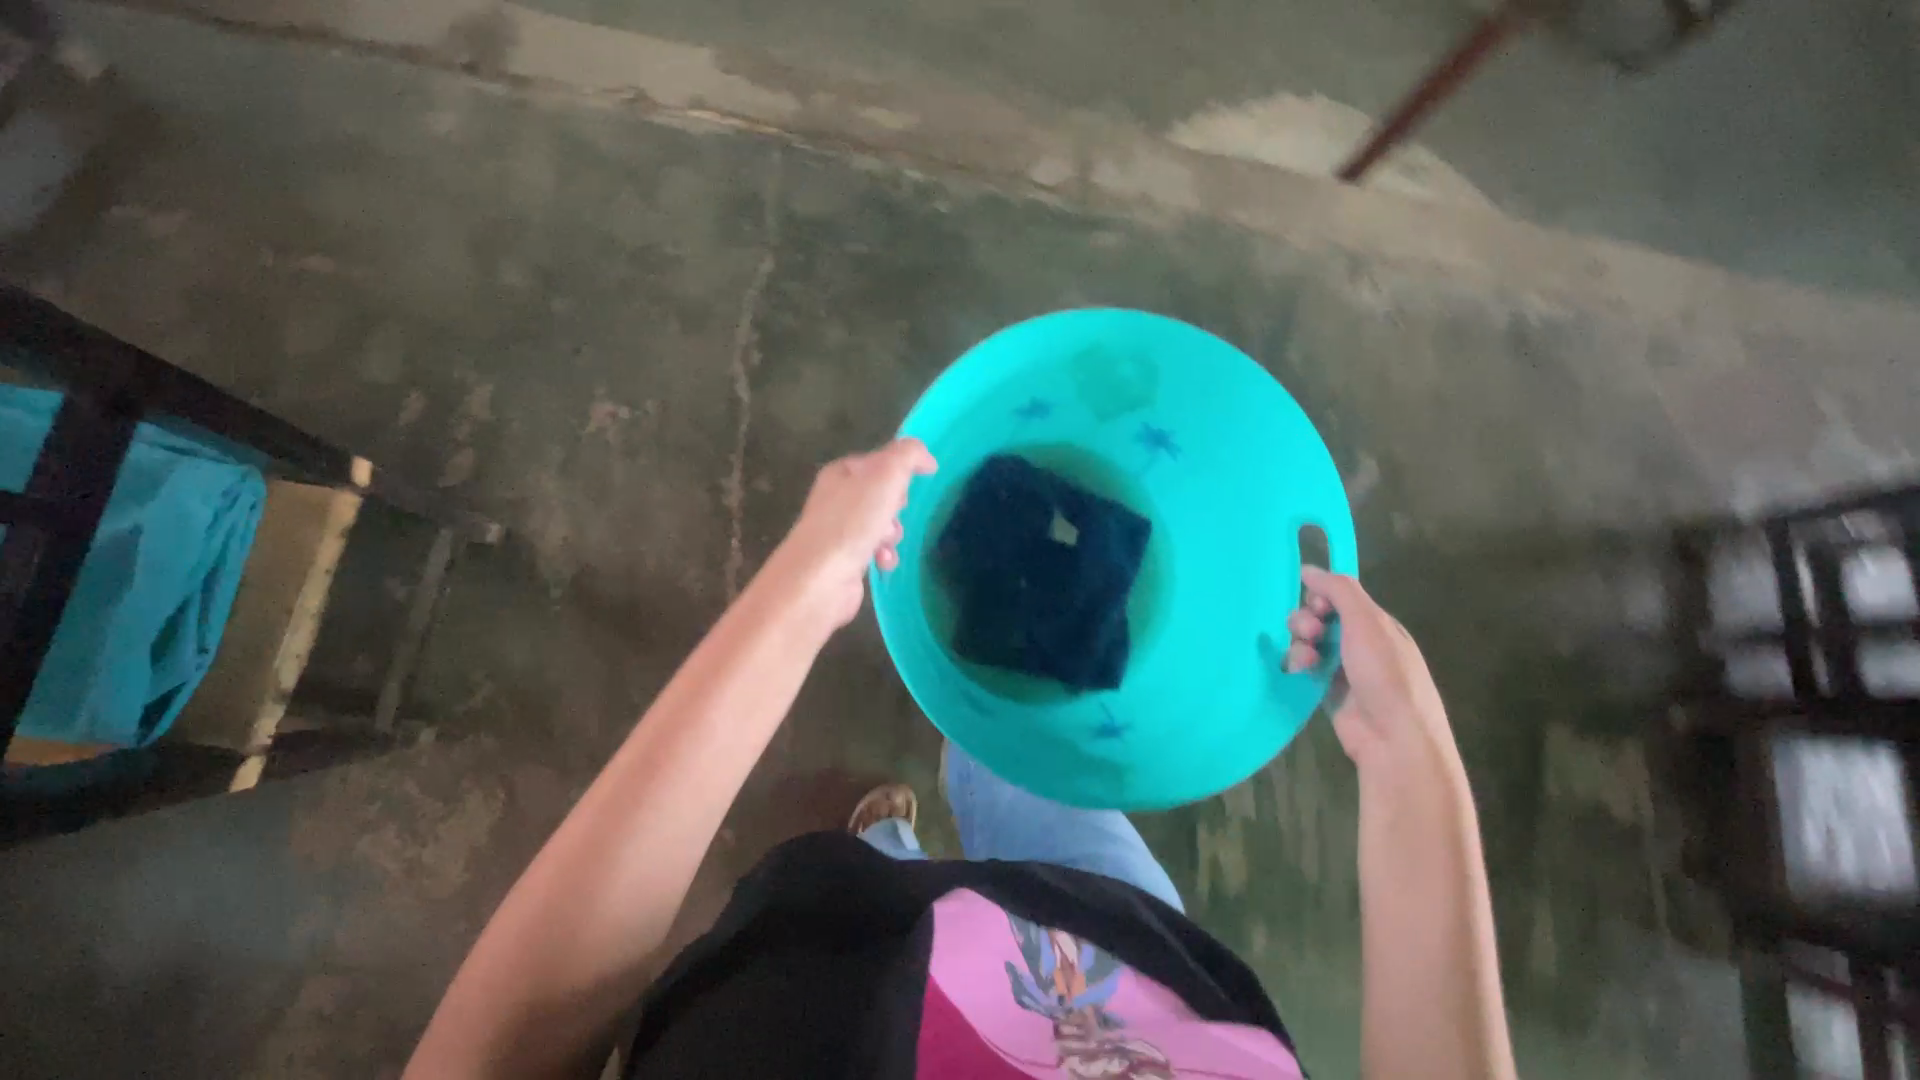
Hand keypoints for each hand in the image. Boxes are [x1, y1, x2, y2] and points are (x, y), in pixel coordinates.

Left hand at [767, 438, 936, 630]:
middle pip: (882, 495)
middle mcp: (836, 499)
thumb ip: (908, 455)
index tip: (908, 488)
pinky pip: (874, 551)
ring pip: (881, 524)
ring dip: (893, 533)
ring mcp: (838, 531)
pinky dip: (884, 556)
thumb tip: (927, 459)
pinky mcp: (843, 560)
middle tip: (894, 513)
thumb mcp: (886, 474)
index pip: (878, 462)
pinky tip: (882, 563)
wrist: (820, 578)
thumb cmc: (852, 521)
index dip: (899, 473)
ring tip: (886, 542)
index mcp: (841, 473)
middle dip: (897, 506)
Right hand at [1283, 567, 1459, 778]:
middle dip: (1307, 620)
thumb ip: (1339, 590)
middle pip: (1319, 617)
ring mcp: (1343, 667)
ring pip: (1307, 642)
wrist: (1393, 737)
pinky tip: (1298, 672)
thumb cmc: (1385, 674)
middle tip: (1311, 634)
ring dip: (1300, 644)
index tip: (1318, 607)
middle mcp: (1359, 642)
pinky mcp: (1326, 690)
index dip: (1321, 596)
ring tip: (1305, 660)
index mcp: (1376, 623)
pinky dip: (1297, 665)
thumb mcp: (1367, 623)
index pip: (1339, 595)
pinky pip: (1303, 667)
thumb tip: (1308, 568)